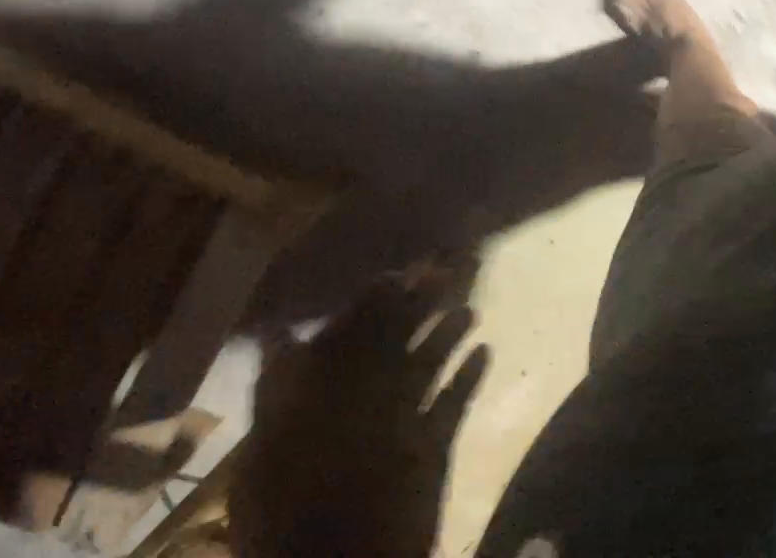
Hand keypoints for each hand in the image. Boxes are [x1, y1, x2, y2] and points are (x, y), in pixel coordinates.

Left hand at [231, 274, 489, 557]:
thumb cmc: (307, 503)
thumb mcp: (291, 437)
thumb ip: (302, 380)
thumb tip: (299, 330)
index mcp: (311, 405)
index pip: (341, 341)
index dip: (366, 307)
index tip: (397, 273)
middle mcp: (350, 414)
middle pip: (386, 351)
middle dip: (413, 312)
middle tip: (446, 272)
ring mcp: (390, 435)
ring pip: (419, 375)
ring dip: (444, 341)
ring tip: (471, 310)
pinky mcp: (426, 456)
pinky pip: (447, 409)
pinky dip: (465, 381)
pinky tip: (485, 352)